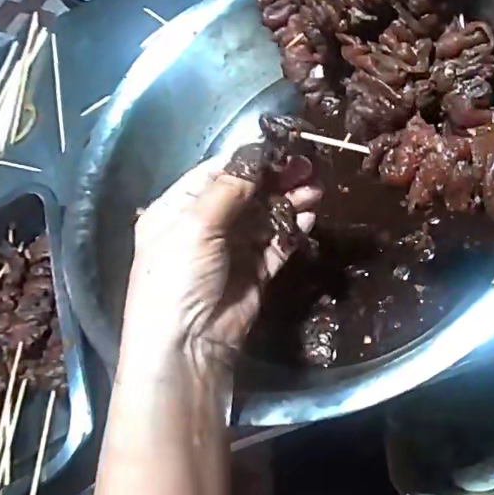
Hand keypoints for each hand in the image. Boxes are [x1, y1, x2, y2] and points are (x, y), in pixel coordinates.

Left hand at [122, 159, 317, 368]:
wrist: (187, 344)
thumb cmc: (177, 278)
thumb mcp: (194, 226)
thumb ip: (229, 190)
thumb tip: (257, 157)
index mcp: (179, 209)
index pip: (217, 173)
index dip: (250, 161)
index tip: (282, 150)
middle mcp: (205, 226)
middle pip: (247, 194)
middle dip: (277, 180)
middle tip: (309, 168)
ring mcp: (232, 250)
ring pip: (266, 218)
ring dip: (290, 203)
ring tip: (316, 191)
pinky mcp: (256, 272)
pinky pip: (277, 245)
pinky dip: (293, 231)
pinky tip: (309, 218)